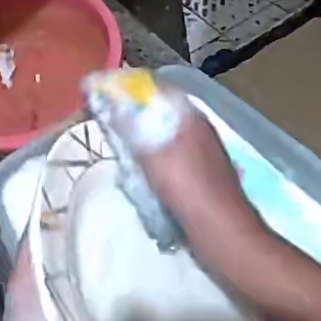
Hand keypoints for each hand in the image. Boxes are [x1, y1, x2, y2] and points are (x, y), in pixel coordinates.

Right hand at [104, 85, 268, 253]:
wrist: (224, 235)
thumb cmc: (186, 189)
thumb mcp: (150, 151)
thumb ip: (127, 122)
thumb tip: (105, 95)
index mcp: (188, 116)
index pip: (152, 86)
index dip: (123, 85)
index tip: (97, 91)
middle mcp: (196, 127)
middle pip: (155, 107)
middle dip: (126, 108)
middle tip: (99, 115)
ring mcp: (200, 150)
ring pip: (159, 129)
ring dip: (135, 130)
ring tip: (112, 139)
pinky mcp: (199, 172)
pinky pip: (165, 149)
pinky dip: (147, 150)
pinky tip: (135, 165)